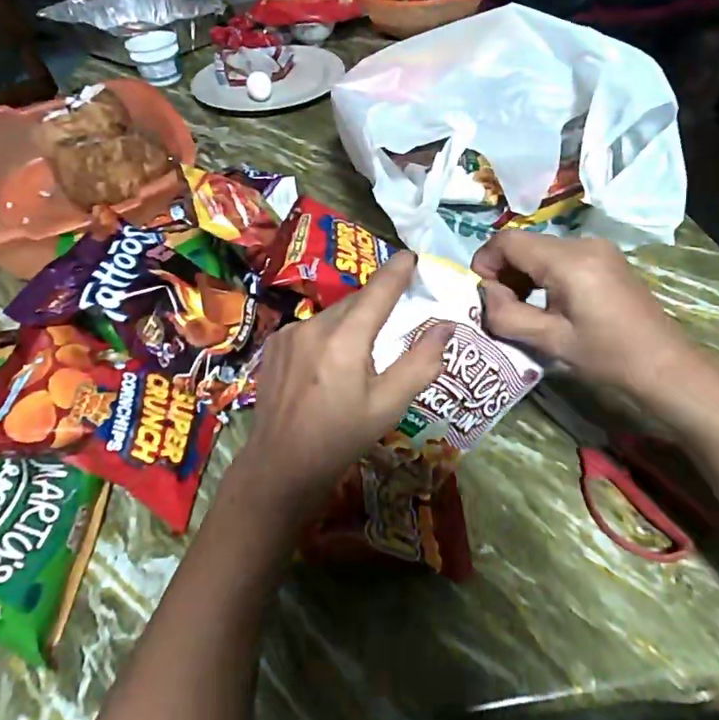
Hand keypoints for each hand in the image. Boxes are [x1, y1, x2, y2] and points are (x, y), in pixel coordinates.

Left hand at [237, 251, 453, 508]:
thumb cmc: (341, 438)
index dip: (397, 271)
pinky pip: (309, 328)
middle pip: (354, 303)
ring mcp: (288, 333)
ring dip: (351, 321)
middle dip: (377, 302)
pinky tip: (328, 364)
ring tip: (363, 348)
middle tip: (398, 309)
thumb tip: (445, 326)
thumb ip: (421, 363)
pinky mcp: (273, 344)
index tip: (412, 255)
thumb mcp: (388, 406)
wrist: (280, 463)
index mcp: (345, 340)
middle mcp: (314, 327)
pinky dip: (326, 334)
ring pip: (331, 315)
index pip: (378, 292)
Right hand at [471, 231, 701, 408]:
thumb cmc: (607, 357)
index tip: (483, 294)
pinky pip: (558, 254)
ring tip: (524, 307)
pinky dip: (542, 273)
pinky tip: (548, 302)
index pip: (506, 241)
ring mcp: (596, 248)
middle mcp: (582, 243)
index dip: (485, 262)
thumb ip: (506, 315)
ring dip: (521, 273)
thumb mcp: (549, 341)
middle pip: (522, 243)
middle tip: (502, 306)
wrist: (666, 366)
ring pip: (538, 248)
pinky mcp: (604, 257)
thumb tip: (486, 294)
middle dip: (503, 271)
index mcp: (568, 261)